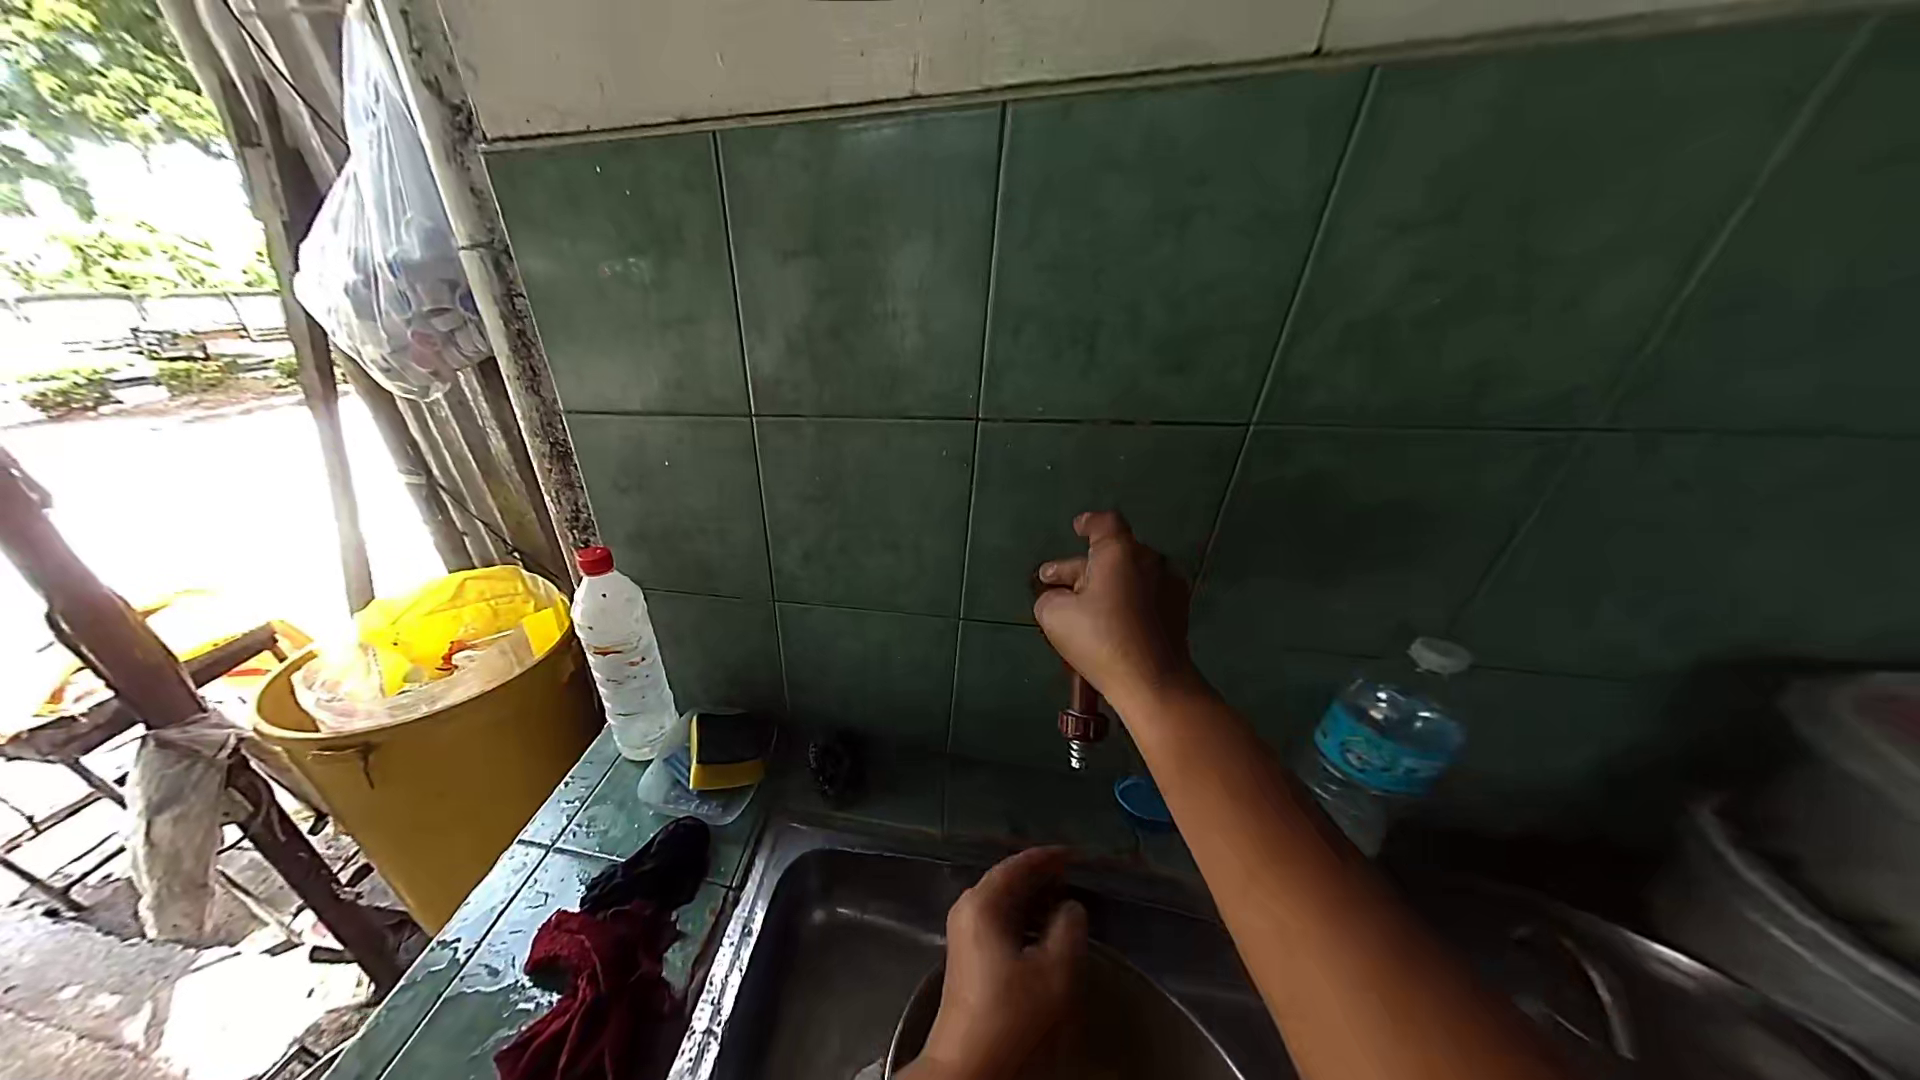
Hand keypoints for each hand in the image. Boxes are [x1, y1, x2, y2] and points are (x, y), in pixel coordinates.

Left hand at [909, 848, 1087, 1079]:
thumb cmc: (1012, 1017)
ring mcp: (964, 932)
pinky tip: (1044, 932)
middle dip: (1042, 875)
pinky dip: (1023, 917)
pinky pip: (999, 920)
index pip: (1018, 864)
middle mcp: (968, 908)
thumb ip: (1069, 928)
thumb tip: (1071, 905)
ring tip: (1066, 901)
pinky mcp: (968, 955)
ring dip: (1034, 898)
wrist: (968, 1070)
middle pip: (1008, 879)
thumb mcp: (1055, 971)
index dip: (1049, 857)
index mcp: (983, 902)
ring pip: (1003, 901)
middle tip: (1075, 876)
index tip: (1077, 854)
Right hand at [1033, 510, 1201, 711]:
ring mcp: (1169, 584)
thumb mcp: (1054, 616)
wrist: (1153, 682)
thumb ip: (1048, 596)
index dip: (1088, 523)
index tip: (1077, 527)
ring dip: (1105, 583)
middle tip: (1055, 583)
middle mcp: (1149, 559)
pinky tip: (1109, 619)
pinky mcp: (1178, 609)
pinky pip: (1144, 593)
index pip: (1104, 523)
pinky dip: (1125, 598)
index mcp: (1120, 552)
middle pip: (1113, 553)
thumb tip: (1057, 596)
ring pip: (1129, 574)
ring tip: (1080, 604)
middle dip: (1083, 566)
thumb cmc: (1101, 640)